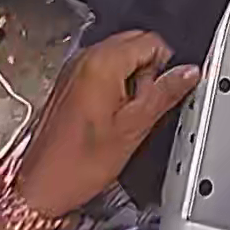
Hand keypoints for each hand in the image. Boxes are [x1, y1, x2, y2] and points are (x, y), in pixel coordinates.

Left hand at [14, 31, 200, 218]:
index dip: (165, 66)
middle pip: (135, 43)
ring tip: (126, 114)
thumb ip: (165, 93)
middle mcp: (85, 59)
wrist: (40, 189)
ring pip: (121, 56)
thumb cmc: (78, 164)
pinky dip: (116, 84)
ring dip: (133, 77)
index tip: (161, 91)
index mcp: (103, 63)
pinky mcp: (69, 82)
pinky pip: (104, 68)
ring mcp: (74, 69)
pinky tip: (111, 115)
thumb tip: (189, 72)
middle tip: (144, 104)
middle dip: (149, 69)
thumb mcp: (134, 127)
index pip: (152, 41)